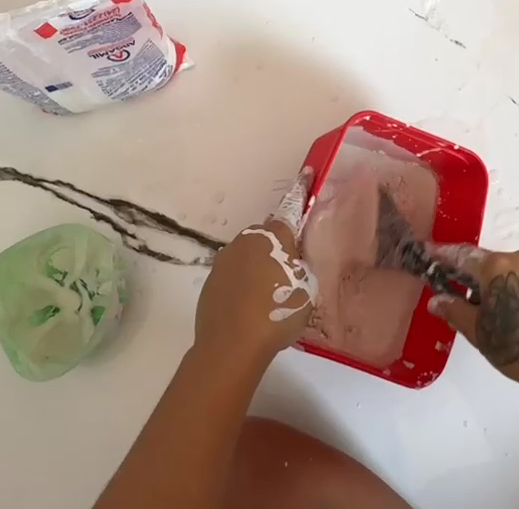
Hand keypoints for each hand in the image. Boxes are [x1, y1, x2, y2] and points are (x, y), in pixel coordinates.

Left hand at [194, 177, 317, 368]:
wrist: (231, 346)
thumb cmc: (277, 315)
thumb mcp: (306, 290)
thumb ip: (301, 268)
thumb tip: (292, 262)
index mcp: (274, 237)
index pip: (291, 210)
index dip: (301, 193)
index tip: (308, 174)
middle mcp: (247, 240)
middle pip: (266, 237)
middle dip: (276, 248)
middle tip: (287, 274)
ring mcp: (225, 259)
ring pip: (247, 255)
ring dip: (256, 266)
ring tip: (266, 296)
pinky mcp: (211, 281)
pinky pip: (232, 275)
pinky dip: (240, 284)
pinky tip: (247, 307)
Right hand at [428, 246, 518, 406]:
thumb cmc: (517, 347)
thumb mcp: (478, 331)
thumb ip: (454, 310)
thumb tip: (435, 299)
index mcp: (496, 265)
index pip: (461, 255)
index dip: (442, 255)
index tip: (427, 253)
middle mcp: (518, 259)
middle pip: (485, 262)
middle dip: (467, 275)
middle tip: (453, 291)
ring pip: (505, 271)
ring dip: (490, 284)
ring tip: (482, 310)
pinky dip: (509, 289)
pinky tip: (508, 313)